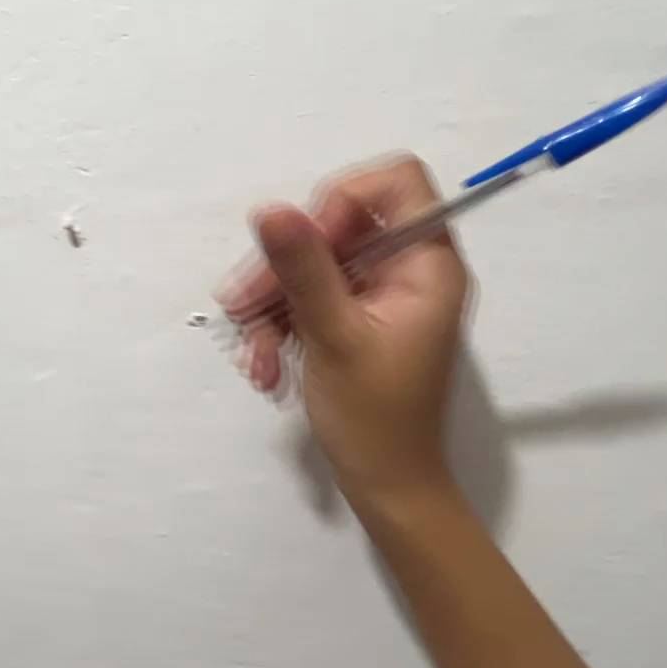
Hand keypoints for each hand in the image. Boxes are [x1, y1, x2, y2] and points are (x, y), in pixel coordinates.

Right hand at [216, 155, 469, 504]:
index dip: (341, 199)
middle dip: (281, 269)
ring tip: (255, 358)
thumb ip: (302, 270)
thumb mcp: (333, 338)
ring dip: (270, 307)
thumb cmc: (374, 419)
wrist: (384, 484)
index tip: (302, 243)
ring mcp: (374, 296)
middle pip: (334, 228)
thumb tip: (269, 209)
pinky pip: (304, 299)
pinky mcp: (349, 319)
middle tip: (240, 309)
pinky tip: (265, 367)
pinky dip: (277, 328)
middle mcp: (403, 270)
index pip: (395, 184)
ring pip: (309, 267)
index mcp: (425, 265)